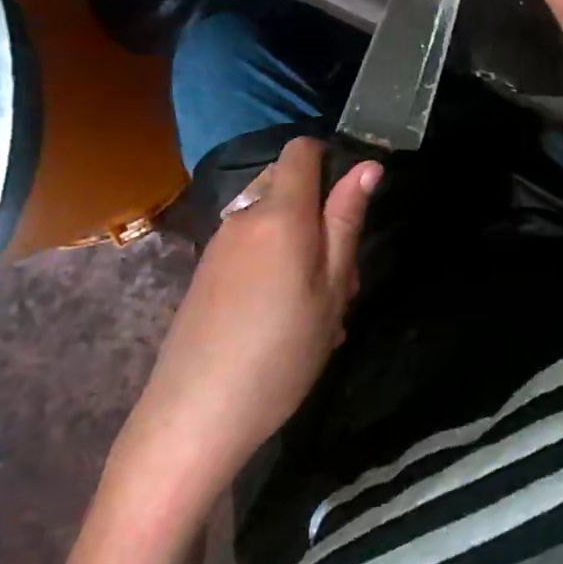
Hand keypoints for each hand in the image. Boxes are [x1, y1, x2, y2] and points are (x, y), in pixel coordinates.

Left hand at [129, 139, 381, 478]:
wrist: (194, 412)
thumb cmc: (280, 352)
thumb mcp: (330, 289)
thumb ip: (345, 222)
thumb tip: (368, 165)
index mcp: (279, 213)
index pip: (300, 151)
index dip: (329, 160)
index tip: (349, 204)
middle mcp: (243, 216)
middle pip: (290, 193)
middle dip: (321, 223)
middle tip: (343, 286)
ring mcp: (219, 244)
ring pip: (273, 227)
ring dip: (301, 253)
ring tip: (316, 317)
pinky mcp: (205, 272)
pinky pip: (251, 251)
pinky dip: (274, 270)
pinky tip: (281, 324)